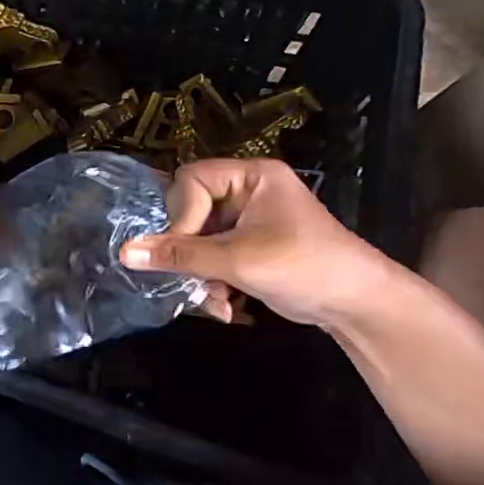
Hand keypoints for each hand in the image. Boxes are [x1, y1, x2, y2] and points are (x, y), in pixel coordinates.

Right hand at [120, 158, 399, 327]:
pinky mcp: (247, 247)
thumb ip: (180, 255)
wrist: (358, 307)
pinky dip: (212, 279)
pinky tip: (224, 303)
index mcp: (251, 177)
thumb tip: (125, 252)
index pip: (191, 181)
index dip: (183, 214)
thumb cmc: (305, 268)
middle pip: (190, 211)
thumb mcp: (238, 261)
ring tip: (213, 297)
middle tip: (192, 274)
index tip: (187, 247)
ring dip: (199, 271)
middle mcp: (246, 192)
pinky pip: (210, 255)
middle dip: (190, 250)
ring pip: (196, 238)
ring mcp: (247, 220)